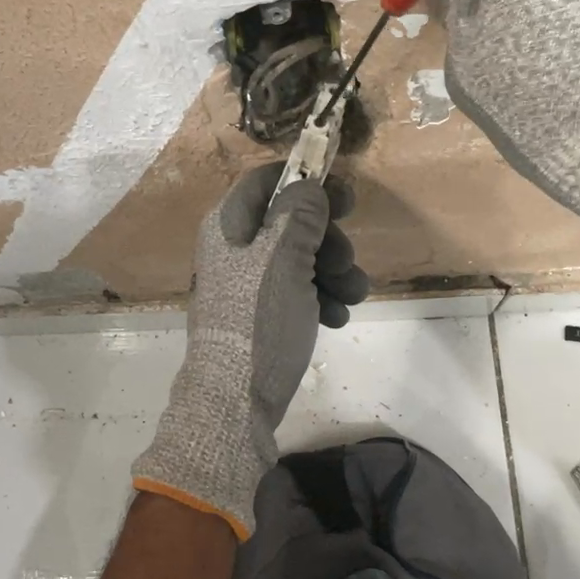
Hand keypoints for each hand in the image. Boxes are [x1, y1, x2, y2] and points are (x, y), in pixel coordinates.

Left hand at [131, 163, 368, 538]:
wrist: (234, 397)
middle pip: (290, 221)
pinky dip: (320, 299)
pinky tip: (336, 318)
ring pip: (300, 259)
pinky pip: (297, 292)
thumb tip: (308, 187)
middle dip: (327, 239)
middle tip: (345, 261)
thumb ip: (299, 215)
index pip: (266, 181)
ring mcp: (246, 284)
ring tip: (351, 297)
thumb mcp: (283, 258)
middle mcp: (233, 249)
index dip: (307, 181)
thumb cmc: (257, 319)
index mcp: (228, 225)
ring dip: (333, 273)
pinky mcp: (260, 315)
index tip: (345, 197)